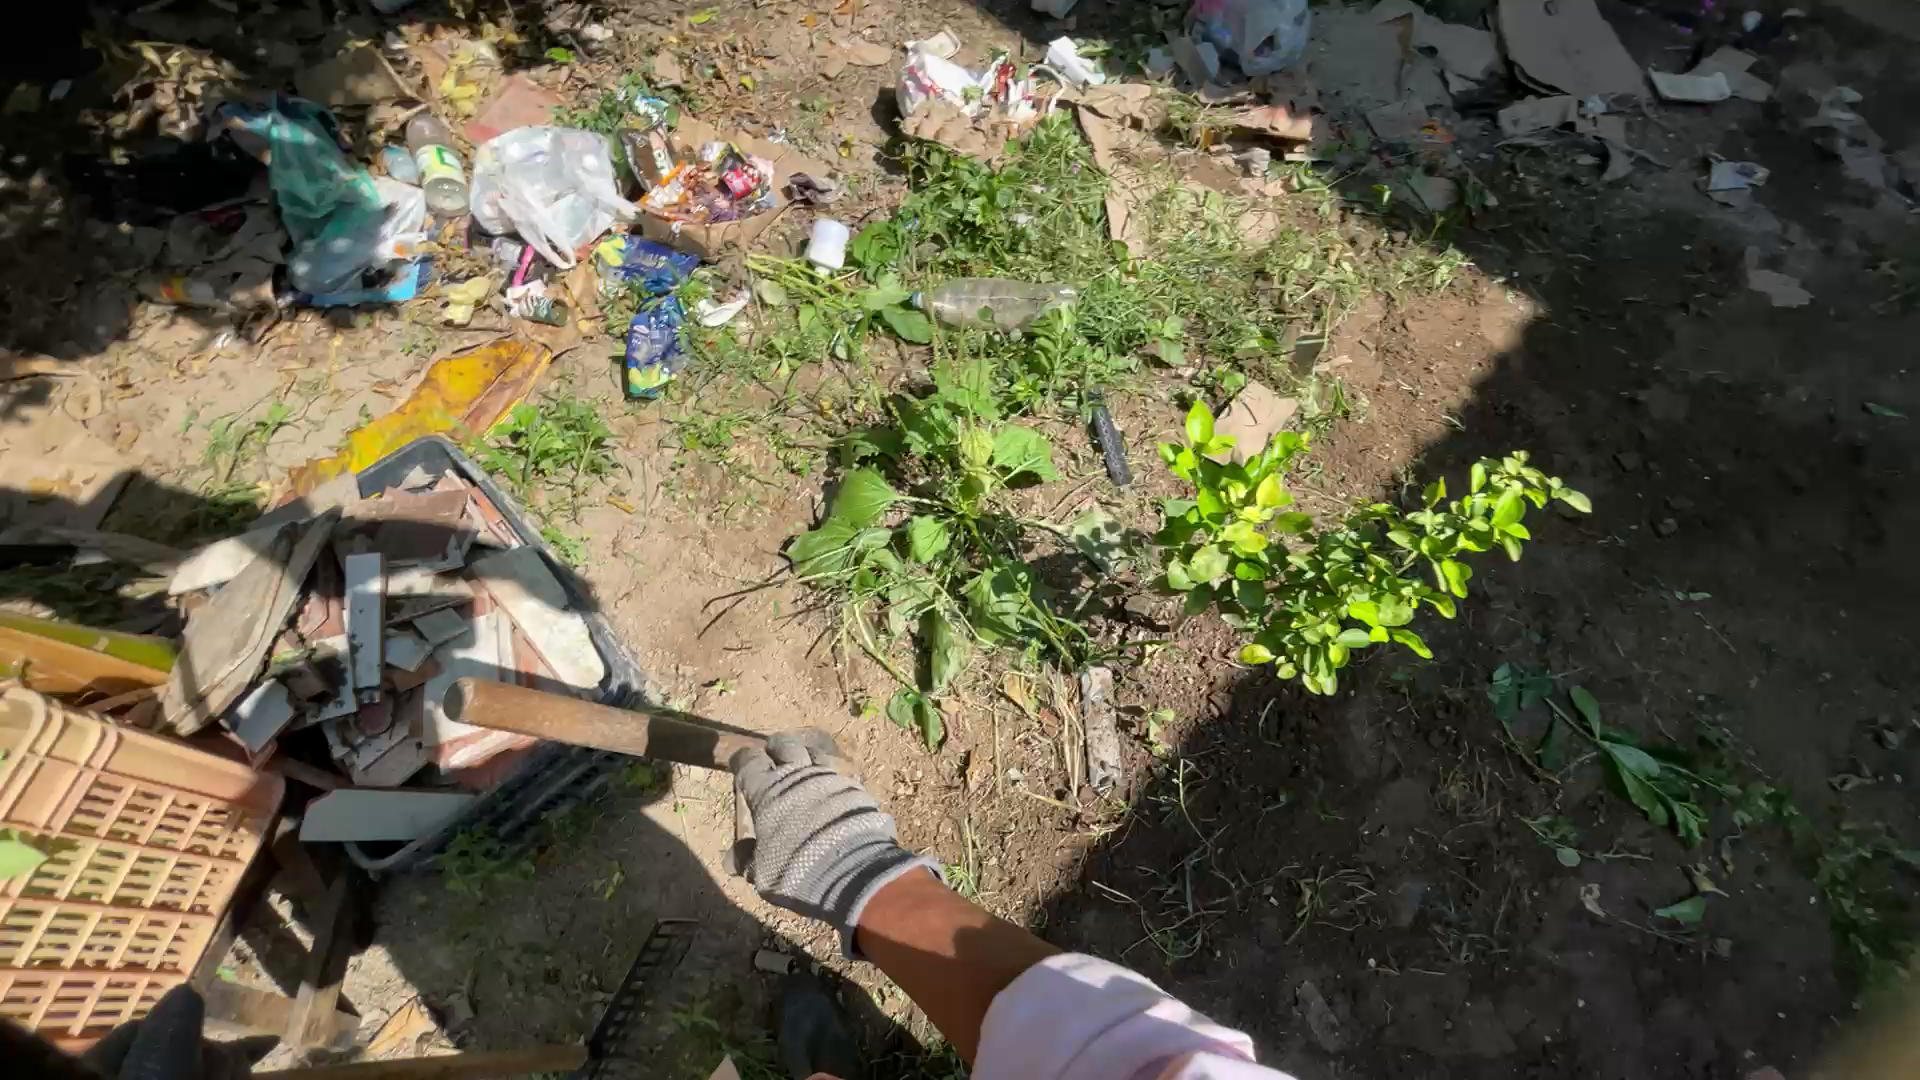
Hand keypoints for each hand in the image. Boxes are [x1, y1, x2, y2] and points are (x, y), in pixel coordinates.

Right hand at [731, 731, 936, 953]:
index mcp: (767, 790)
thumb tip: (729, 859)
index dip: (743, 760)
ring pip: (815, 752)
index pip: (749, 761)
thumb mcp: (762, 870)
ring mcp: (828, 776)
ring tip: (804, 764)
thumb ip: (746, 859)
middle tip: (773, 752)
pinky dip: (831, 774)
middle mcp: (797, 775)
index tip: (740, 761)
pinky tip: (831, 784)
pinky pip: (838, 770)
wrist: (848, 867)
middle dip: (777, 746)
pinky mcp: (853, 784)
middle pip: (785, 744)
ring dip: (807, 755)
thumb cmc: (795, 868)